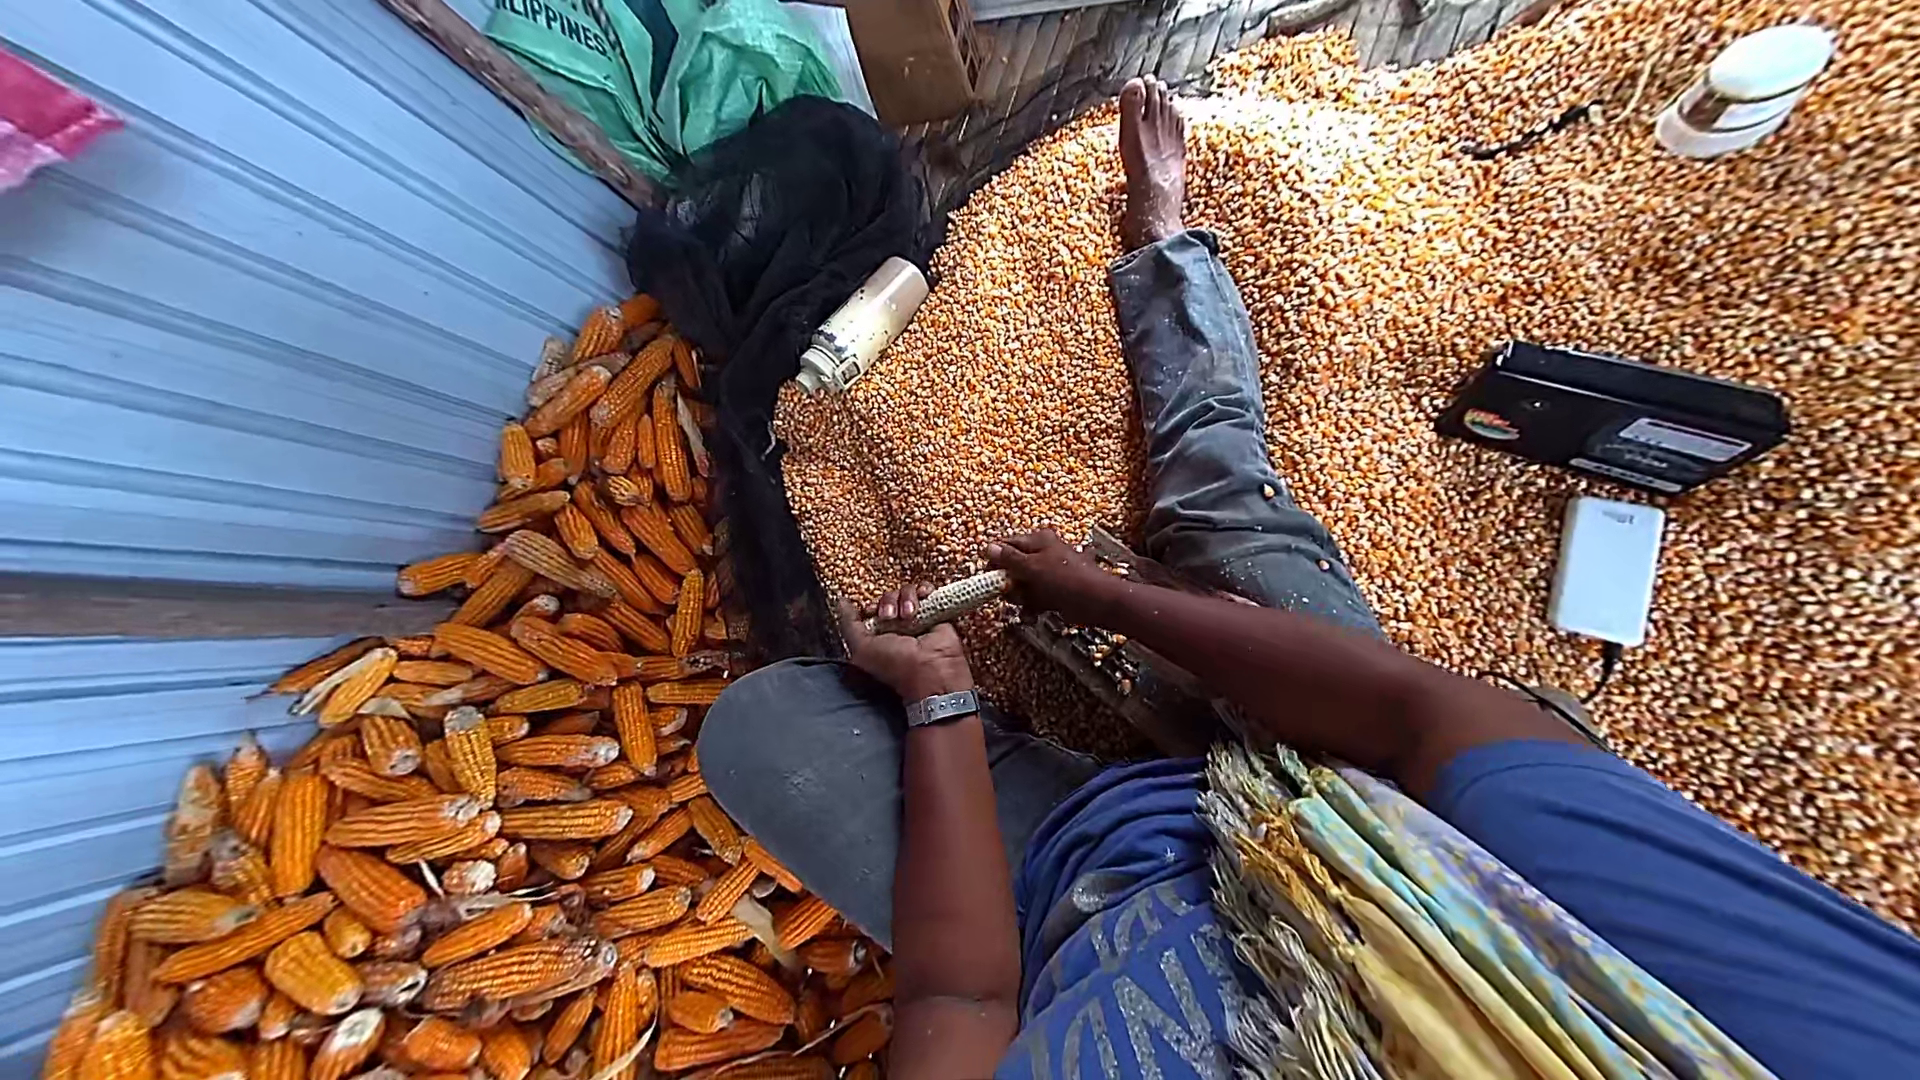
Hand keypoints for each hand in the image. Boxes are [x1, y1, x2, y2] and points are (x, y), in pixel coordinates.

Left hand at [838, 584, 975, 703]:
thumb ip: (848, 625)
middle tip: (891, 617)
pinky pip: (926, 589)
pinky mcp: (935, 610)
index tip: (872, 612)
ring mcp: (917, 617)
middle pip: (888, 597)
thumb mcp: (861, 648)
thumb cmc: (896, 665)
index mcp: (879, 634)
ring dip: (906, 598)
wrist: (932, 670)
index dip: (871, 606)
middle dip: (887, 602)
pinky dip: (924, 589)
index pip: (872, 608)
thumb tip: (841, 601)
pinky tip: (924, 597)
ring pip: (905, 591)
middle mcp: (898, 625)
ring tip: (910, 614)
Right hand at [985, 530, 1115, 624]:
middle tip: (1011, 593)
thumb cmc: (1065, 579)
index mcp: (1038, 541)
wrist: (1098, 602)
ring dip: (1020, 598)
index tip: (987, 576)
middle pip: (1012, 568)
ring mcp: (1048, 574)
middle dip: (1009, 583)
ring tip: (1026, 604)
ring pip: (1022, 585)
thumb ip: (1009, 558)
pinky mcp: (1053, 592)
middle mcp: (1042, 554)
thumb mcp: (1033, 567)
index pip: (1007, 545)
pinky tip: (1032, 615)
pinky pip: (1034, 598)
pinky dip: (1031, 607)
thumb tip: (988, 547)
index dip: (995, 560)